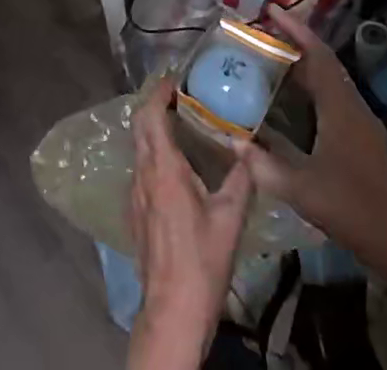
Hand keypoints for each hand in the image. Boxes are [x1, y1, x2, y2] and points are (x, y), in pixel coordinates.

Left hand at [127, 78, 252, 369]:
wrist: (173, 309)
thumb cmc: (203, 259)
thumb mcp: (232, 215)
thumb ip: (242, 175)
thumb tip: (250, 145)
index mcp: (163, 170)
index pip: (149, 116)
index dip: (160, 91)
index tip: (178, 77)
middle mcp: (142, 176)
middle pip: (140, 126)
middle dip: (157, 103)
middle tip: (185, 93)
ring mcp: (135, 195)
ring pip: (140, 147)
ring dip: (156, 127)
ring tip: (186, 120)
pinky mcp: (136, 211)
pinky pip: (142, 167)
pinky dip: (156, 151)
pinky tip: (180, 161)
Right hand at [238, 9, 386, 275]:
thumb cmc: (356, 210)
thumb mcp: (303, 191)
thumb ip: (265, 166)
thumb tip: (232, 142)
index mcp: (340, 107)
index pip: (317, 54)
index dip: (295, 29)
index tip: (272, 9)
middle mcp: (352, 105)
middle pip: (323, 62)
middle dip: (295, 43)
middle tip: (261, 34)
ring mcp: (361, 121)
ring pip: (330, 80)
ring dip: (304, 65)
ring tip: (271, 60)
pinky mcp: (363, 137)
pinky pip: (333, 98)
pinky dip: (311, 89)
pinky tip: (292, 103)